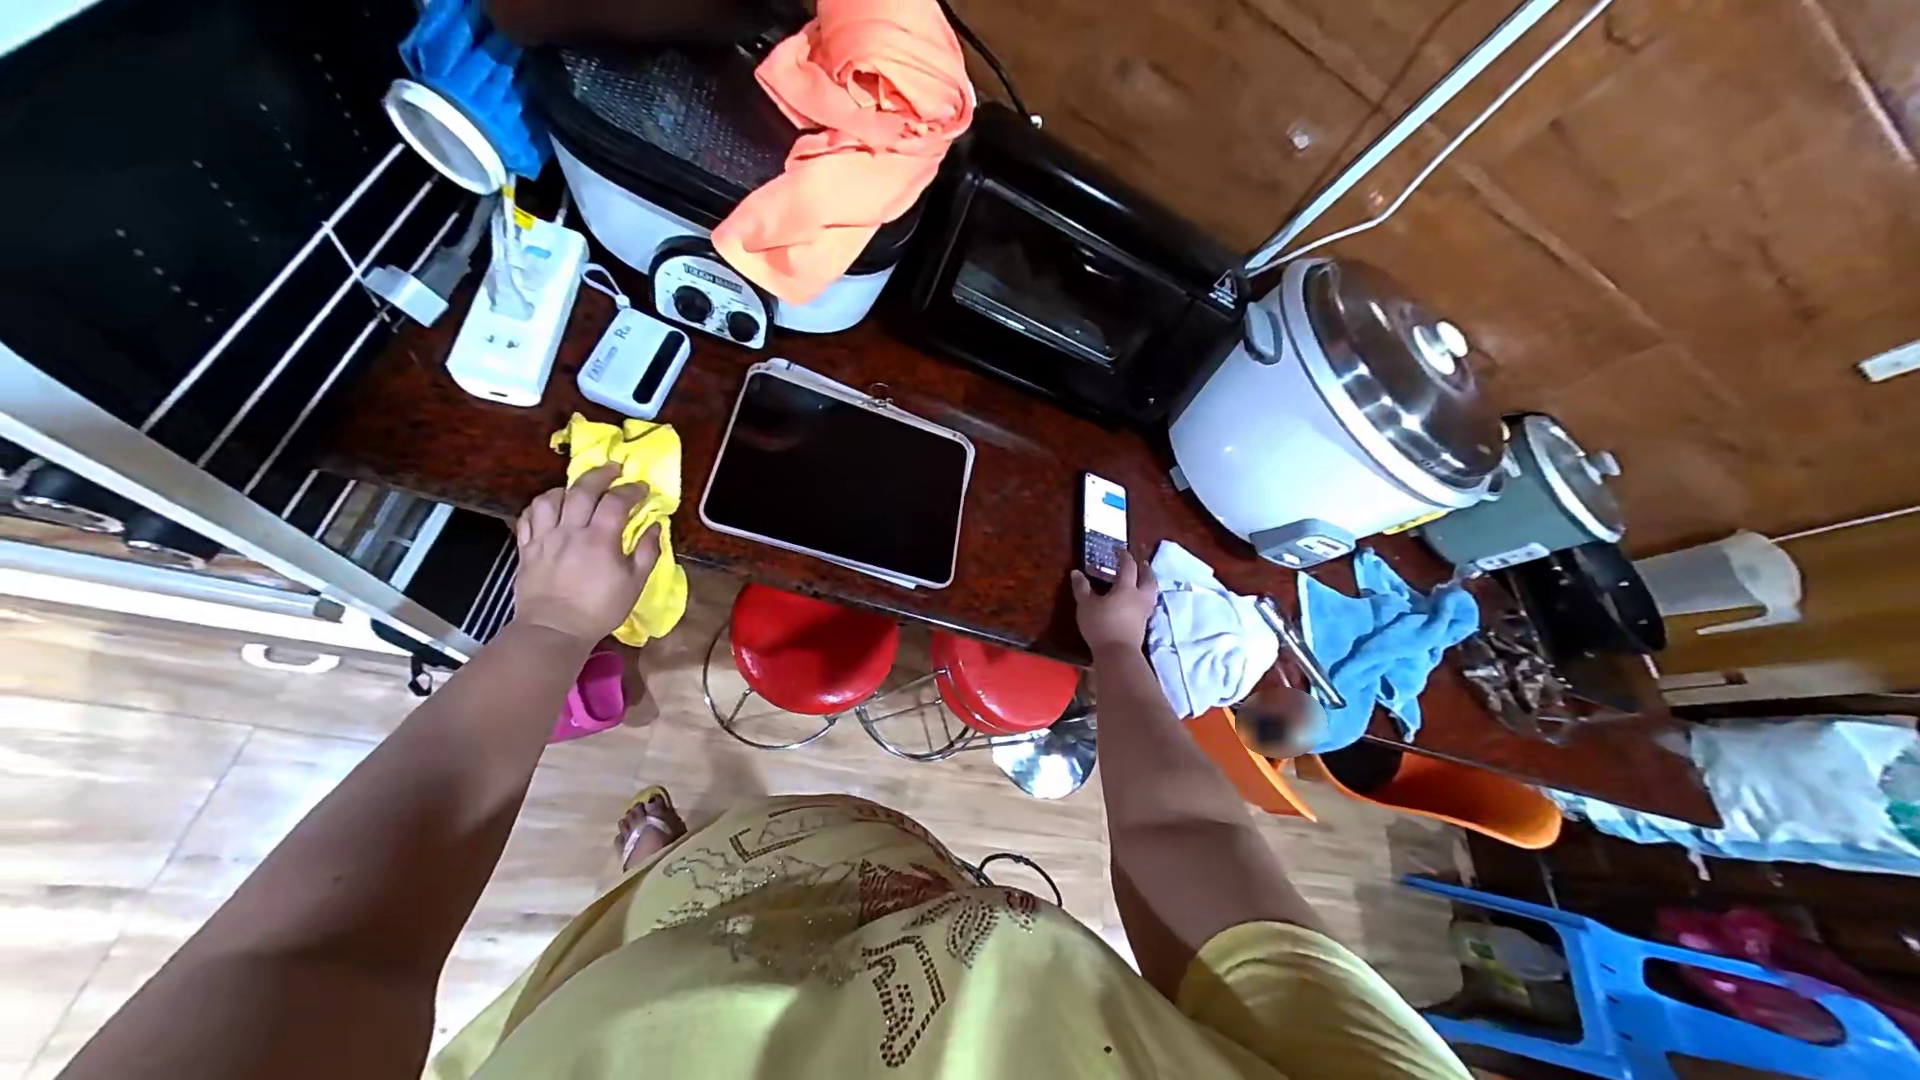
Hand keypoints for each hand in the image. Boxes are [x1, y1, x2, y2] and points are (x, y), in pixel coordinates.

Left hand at [512, 464, 660, 648]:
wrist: (555, 630)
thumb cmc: (600, 608)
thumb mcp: (635, 583)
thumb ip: (648, 551)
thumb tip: (655, 527)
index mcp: (599, 539)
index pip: (616, 501)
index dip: (631, 490)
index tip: (642, 489)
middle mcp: (570, 531)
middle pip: (582, 490)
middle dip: (600, 475)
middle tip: (613, 470)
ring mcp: (544, 538)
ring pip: (550, 499)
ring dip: (566, 488)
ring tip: (578, 488)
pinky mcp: (527, 549)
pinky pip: (528, 518)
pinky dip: (540, 507)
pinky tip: (551, 508)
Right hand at [1070, 549, 1157, 656]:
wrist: (1118, 653)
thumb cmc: (1101, 625)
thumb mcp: (1086, 605)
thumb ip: (1082, 588)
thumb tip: (1076, 572)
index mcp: (1126, 588)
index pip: (1129, 567)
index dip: (1125, 556)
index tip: (1120, 550)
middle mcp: (1139, 597)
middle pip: (1148, 578)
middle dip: (1145, 569)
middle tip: (1142, 563)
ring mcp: (1144, 612)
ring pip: (1152, 592)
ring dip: (1149, 583)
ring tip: (1144, 580)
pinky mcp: (1144, 624)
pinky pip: (1148, 604)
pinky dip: (1146, 597)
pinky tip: (1139, 601)